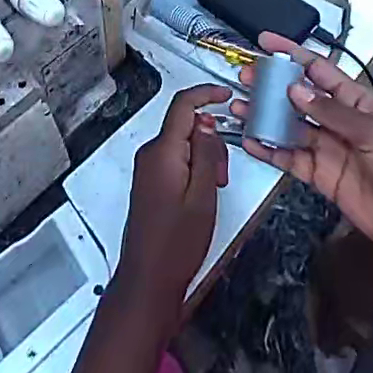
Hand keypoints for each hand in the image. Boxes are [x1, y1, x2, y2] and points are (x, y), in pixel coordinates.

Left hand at [118, 84, 231, 302]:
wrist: (148, 278)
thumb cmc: (177, 242)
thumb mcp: (203, 196)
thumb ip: (208, 155)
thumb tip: (206, 124)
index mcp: (162, 151)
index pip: (182, 105)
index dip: (205, 94)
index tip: (226, 94)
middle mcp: (150, 153)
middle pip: (184, 126)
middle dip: (209, 141)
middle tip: (222, 175)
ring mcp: (147, 167)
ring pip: (182, 145)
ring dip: (203, 159)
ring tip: (212, 192)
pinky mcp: (149, 181)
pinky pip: (174, 160)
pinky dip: (193, 169)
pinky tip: (200, 196)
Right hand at [232, 34, 372, 276]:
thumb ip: (332, 112)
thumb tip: (296, 89)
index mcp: (357, 102)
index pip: (319, 70)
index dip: (292, 54)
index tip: (265, 42)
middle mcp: (339, 121)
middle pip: (298, 97)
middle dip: (271, 85)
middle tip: (246, 77)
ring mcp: (329, 149)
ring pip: (289, 126)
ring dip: (265, 116)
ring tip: (240, 107)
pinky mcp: (322, 177)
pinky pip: (290, 158)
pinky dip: (269, 150)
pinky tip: (251, 141)